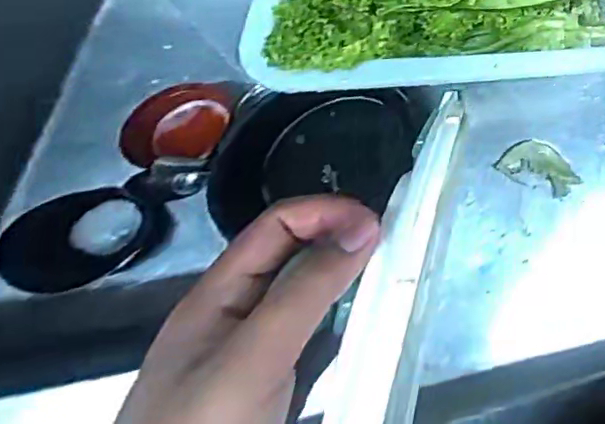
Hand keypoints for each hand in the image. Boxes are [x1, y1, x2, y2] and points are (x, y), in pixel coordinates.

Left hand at [116, 197, 380, 423]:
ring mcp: (246, 358)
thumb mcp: (252, 361)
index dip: (327, 213)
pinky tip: (361, 334)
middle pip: (293, 253)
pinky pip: (308, 338)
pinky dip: (339, 325)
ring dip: (343, 280)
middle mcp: (231, 317)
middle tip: (388, 250)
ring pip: (303, 295)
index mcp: (216, 296)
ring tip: (385, 282)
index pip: (278, 223)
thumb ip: (306, 291)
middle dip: (340, 241)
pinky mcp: (263, 392)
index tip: (375, 228)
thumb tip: (365, 225)